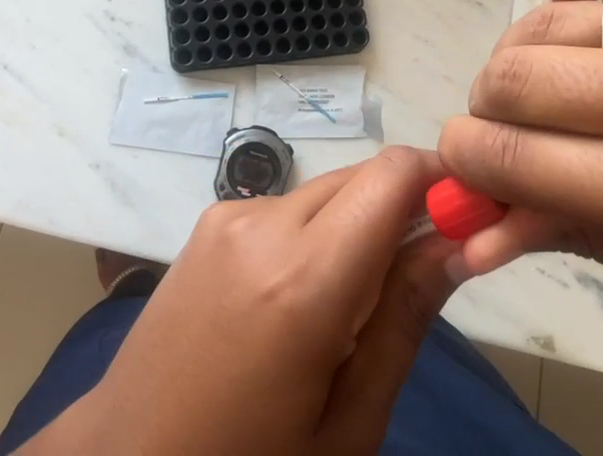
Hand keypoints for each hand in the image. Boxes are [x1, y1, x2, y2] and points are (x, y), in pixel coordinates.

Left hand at [20, 147, 461, 455]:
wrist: (132, 453)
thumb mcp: (349, 417)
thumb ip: (406, 316)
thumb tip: (460, 239)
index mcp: (305, 277)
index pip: (394, 174)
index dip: (442, 182)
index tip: (470, 220)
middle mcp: (264, 224)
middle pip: (363, 178)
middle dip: (404, 209)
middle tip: (421, 276)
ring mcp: (227, 217)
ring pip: (326, 191)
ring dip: (357, 225)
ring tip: (350, 305)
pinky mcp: (208, 223)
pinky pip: (286, 207)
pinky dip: (314, 232)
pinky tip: (299, 297)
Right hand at [439, 0, 602, 383]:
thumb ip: (591, 242)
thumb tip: (475, 233)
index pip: (525, 161)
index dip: (466, 162)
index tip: (460, 170)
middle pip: (524, 79)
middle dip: (483, 112)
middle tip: (503, 139)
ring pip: (554, 18)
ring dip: (517, 57)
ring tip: (540, 90)